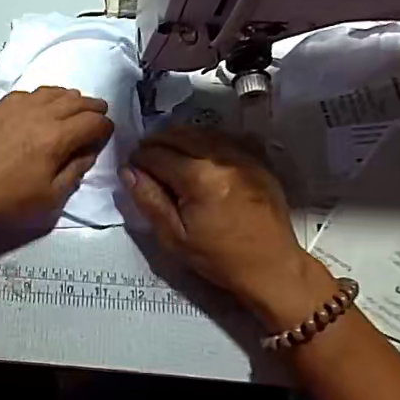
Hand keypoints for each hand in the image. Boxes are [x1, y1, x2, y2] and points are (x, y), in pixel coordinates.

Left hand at [0, 87, 113, 225]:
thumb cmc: (10, 200)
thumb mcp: (52, 195)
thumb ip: (75, 170)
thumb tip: (89, 151)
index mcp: (56, 137)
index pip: (92, 122)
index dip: (105, 126)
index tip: (107, 132)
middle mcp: (39, 115)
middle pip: (75, 102)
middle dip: (92, 107)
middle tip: (99, 113)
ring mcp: (16, 107)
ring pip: (52, 92)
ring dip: (69, 97)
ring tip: (76, 104)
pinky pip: (28, 93)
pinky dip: (43, 96)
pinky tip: (42, 104)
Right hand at [122, 127, 332, 320]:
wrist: (271, 266)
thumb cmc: (219, 258)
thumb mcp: (174, 237)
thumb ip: (149, 200)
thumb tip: (128, 171)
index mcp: (199, 178)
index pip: (157, 154)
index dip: (138, 158)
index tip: (131, 166)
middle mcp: (221, 158)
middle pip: (179, 136)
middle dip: (156, 143)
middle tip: (145, 156)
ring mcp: (243, 155)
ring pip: (201, 132)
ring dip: (179, 137)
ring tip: (167, 152)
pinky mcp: (257, 160)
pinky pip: (225, 138)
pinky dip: (205, 139)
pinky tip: (197, 152)